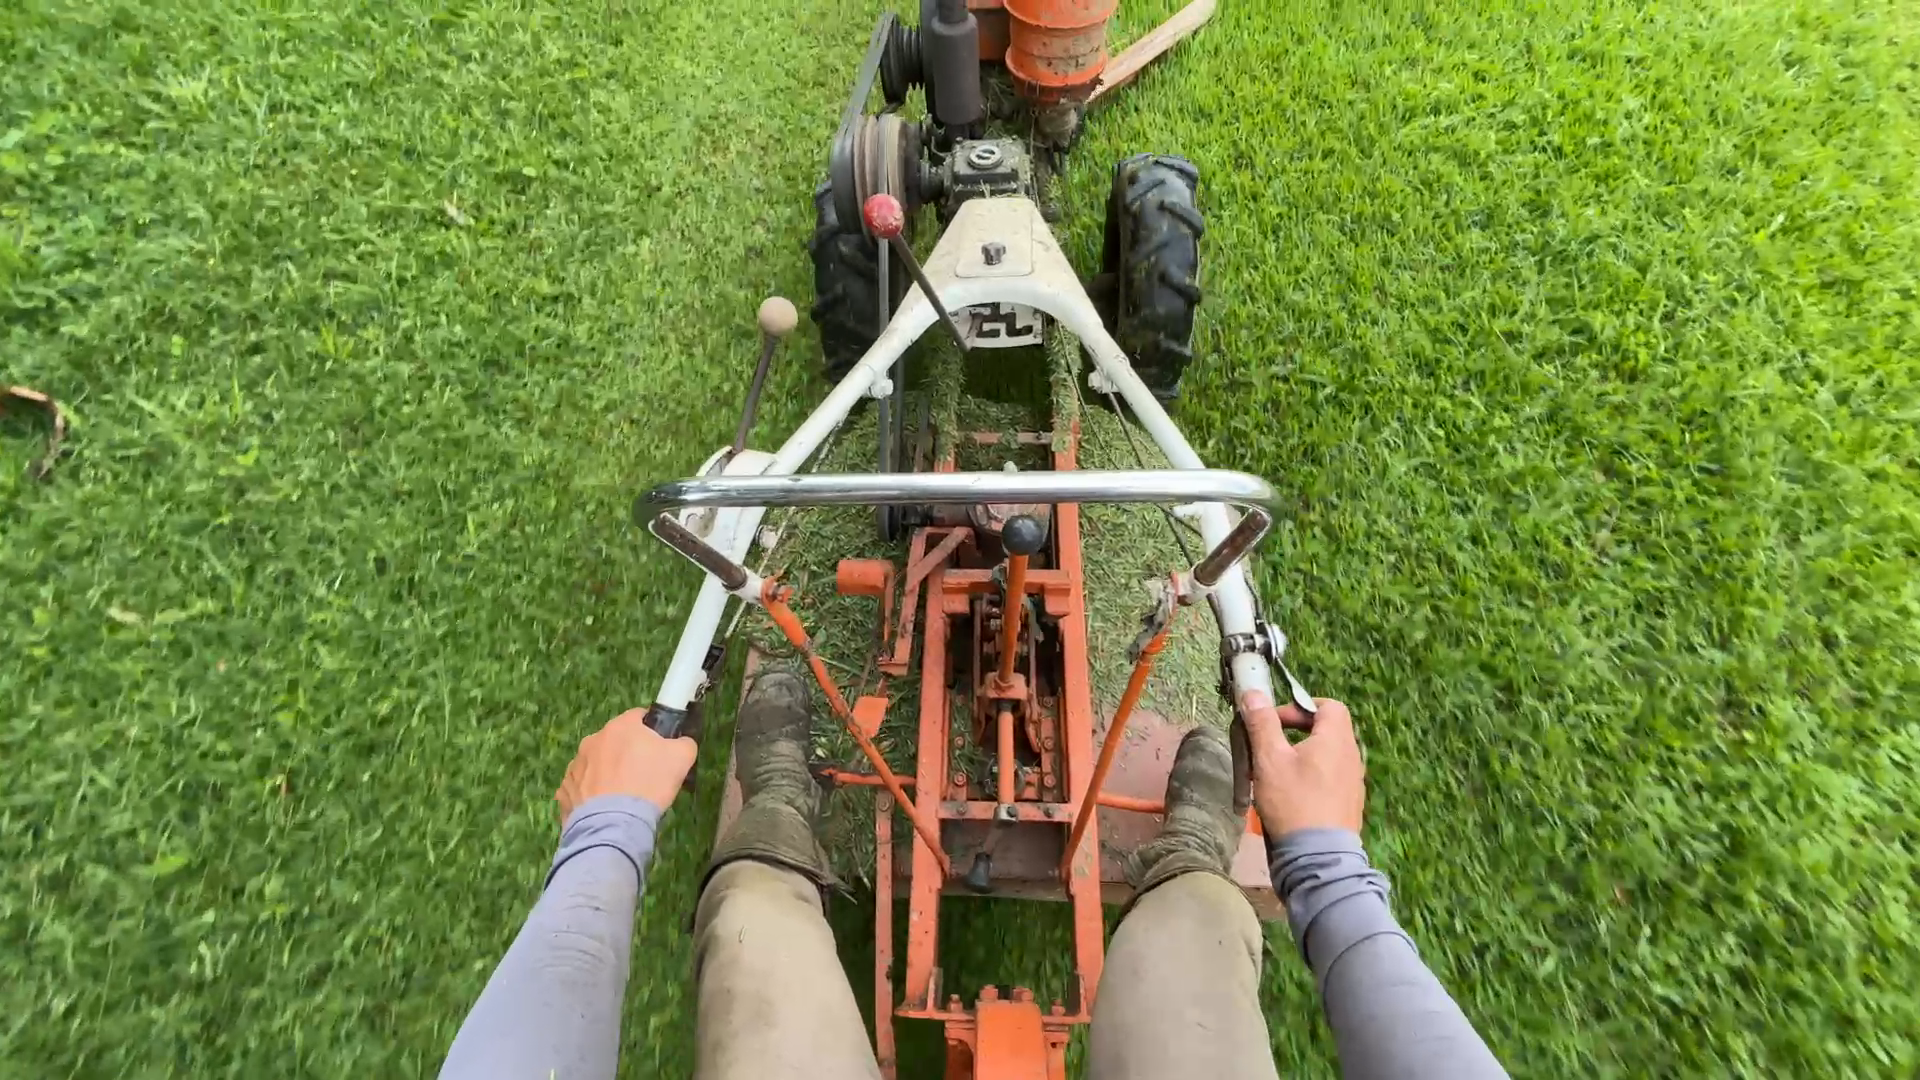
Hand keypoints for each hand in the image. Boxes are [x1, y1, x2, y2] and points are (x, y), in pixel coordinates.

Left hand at [555, 708, 698, 822]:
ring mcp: (574, 766)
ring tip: (624, 796)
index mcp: (621, 726)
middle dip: (628, 753)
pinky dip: (592, 794)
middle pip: (616, 740)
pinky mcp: (564, 792)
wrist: (614, 825)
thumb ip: (684, 742)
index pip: (639, 716)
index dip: (652, 731)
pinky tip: (606, 809)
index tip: (660, 748)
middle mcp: (593, 740)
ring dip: (608, 773)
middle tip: (645, 774)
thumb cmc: (649, 783)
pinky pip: (582, 787)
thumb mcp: (683, 757)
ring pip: (597, 763)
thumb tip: (680, 742)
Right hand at [1244, 697, 1364, 835]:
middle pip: (1327, 728)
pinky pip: (1329, 775)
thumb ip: (1262, 723)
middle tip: (1269, 743)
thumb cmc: (1293, 801)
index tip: (1276, 721)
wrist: (1318, 857)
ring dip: (1300, 752)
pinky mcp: (1349, 802)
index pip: (1329, 706)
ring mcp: (1353, 781)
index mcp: (1336, 741)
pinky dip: (1310, 773)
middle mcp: (1351, 757)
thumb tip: (1253, 694)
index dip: (1300, 706)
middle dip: (1295, 729)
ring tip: (1274, 769)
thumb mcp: (1269, 758)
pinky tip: (1290, 792)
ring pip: (1325, 753)